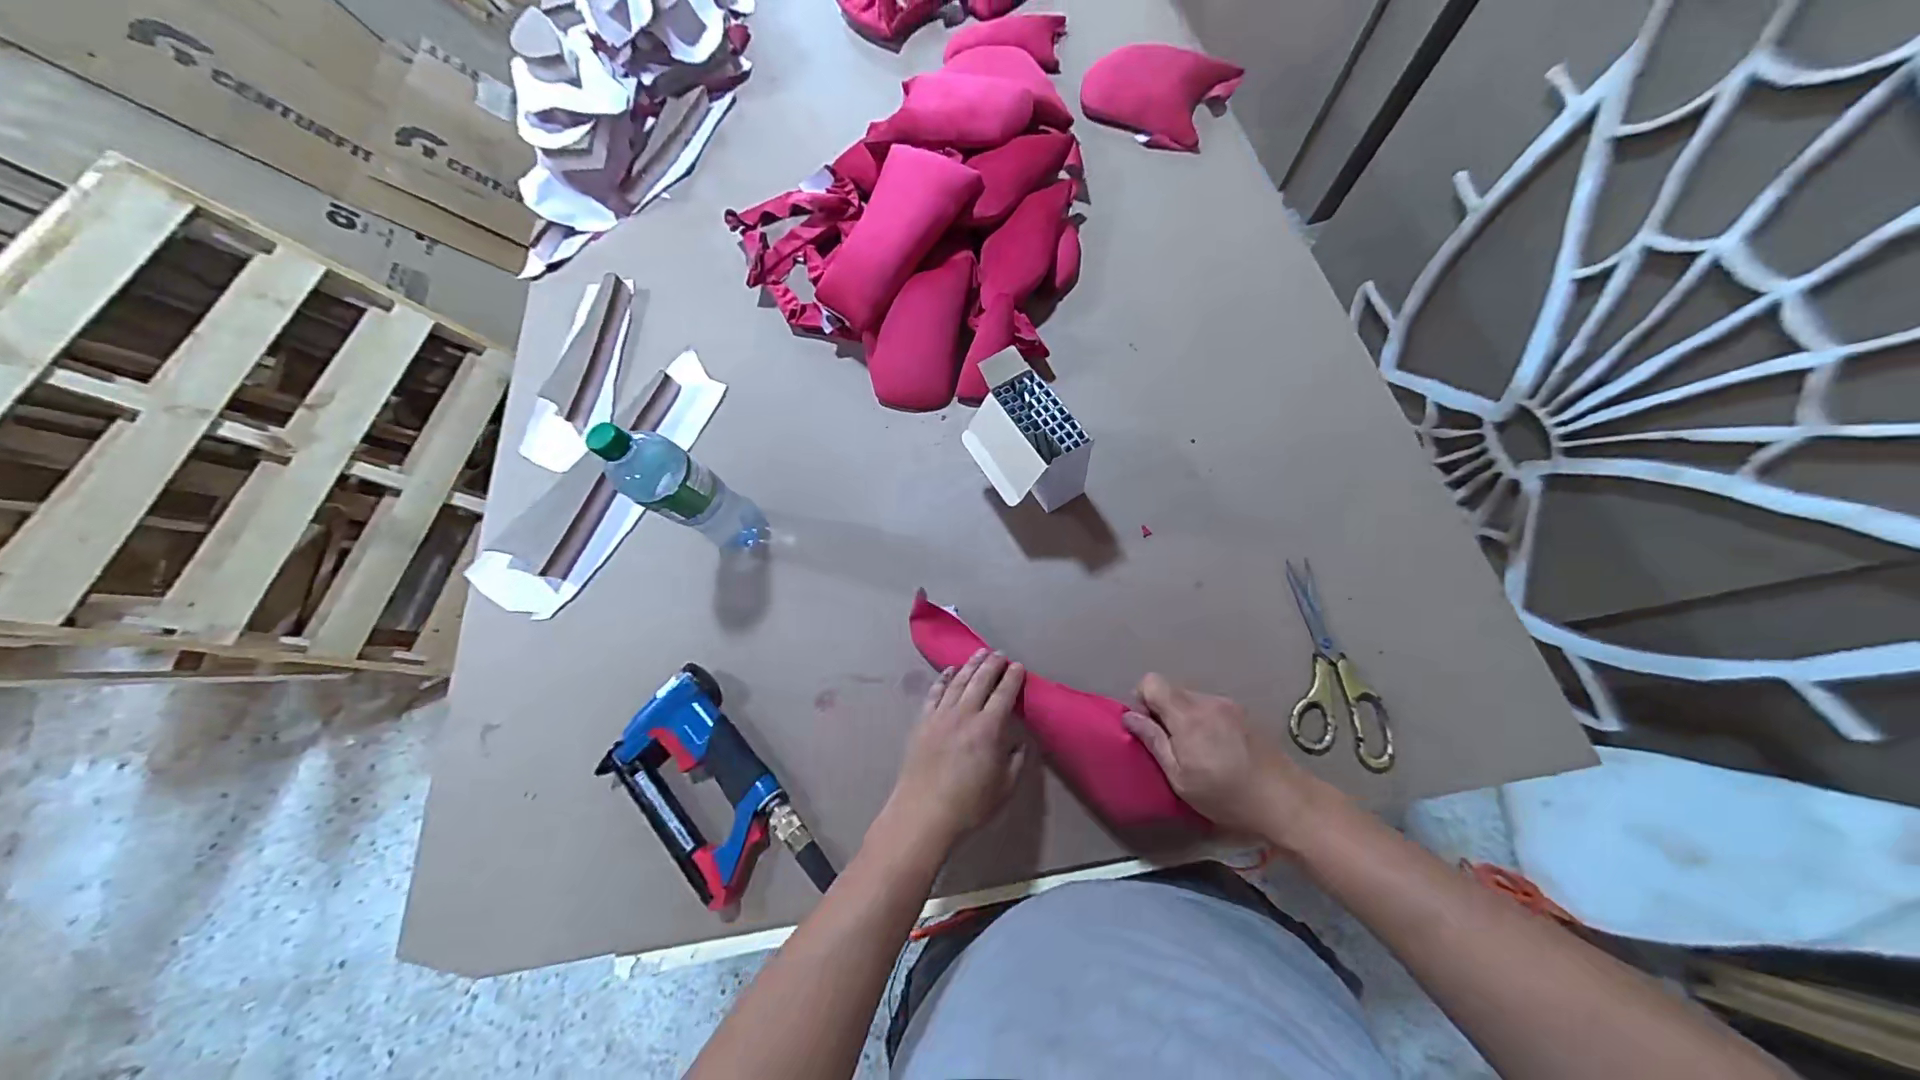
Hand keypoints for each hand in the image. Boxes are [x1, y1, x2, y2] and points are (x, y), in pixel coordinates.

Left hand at [879, 649, 1028, 851]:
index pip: (1004, 694)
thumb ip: (1016, 761)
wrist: (924, 812)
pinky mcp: (923, 722)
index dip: (1013, 678)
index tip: (1018, 666)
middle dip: (992, 664)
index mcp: (989, 729)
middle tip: (1001, 654)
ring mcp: (940, 716)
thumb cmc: (970, 804)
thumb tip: (1020, 742)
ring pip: (958, 681)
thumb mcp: (1005, 787)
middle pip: (980, 680)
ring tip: (980, 653)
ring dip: (970, 665)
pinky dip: (944, 678)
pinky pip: (935, 693)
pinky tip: (950, 671)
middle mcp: (965, 714)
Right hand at [1121, 673, 1332, 842]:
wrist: (1286, 801)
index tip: (1147, 727)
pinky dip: (1204, 721)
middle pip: (1172, 690)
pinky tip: (1217, 750)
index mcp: (1187, 715)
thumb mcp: (1180, 778)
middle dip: (1163, 711)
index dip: (1142, 699)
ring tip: (1196, 750)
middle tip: (1170, 745)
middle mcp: (1208, 701)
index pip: (1152, 681)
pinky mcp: (1244, 714)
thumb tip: (1129, 717)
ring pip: (1191, 699)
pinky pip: (1211, 707)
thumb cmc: (1226, 795)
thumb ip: (1153, 742)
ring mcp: (1229, 705)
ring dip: (1184, 717)